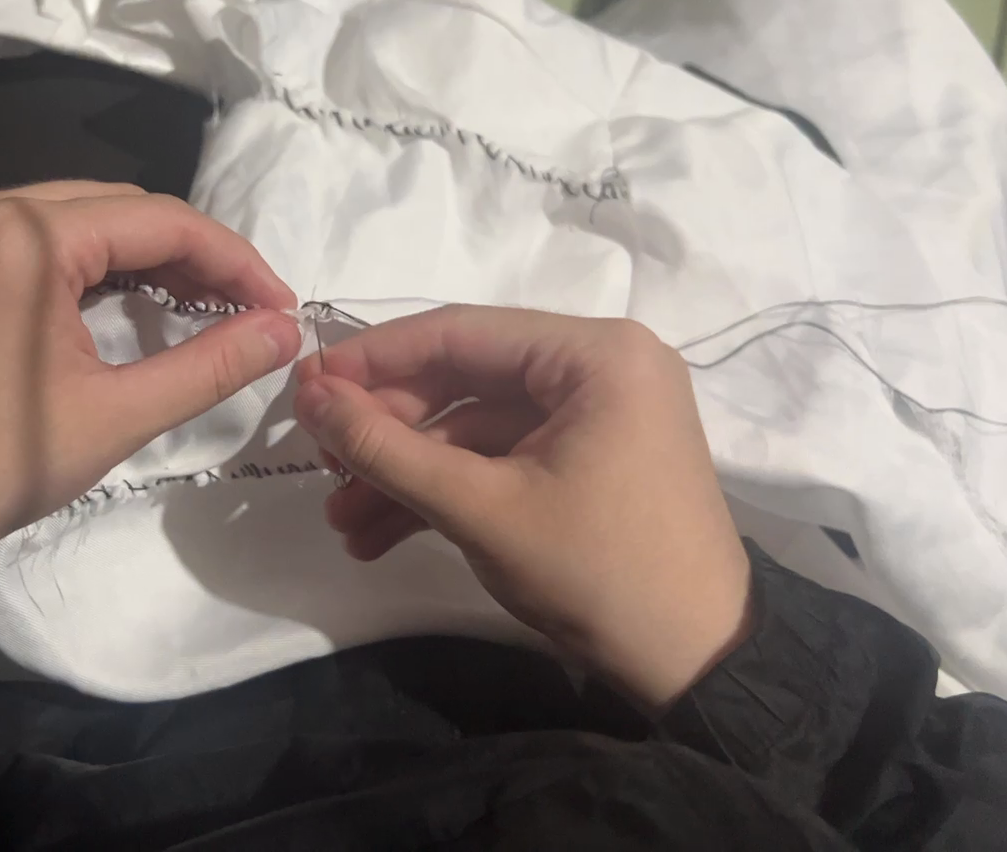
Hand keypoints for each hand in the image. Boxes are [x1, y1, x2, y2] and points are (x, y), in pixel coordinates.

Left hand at [0, 182, 300, 572]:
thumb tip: (284, 331)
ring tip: (198, 303)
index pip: (161, 221)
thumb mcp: (112, 418)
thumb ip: (208, 366)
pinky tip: (123, 299)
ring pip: (78, 217)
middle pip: (120, 209)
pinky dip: (89, 263)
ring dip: (142, 256)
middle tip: (244, 308)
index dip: (234, 260)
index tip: (280, 306)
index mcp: (26, 235)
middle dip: (192, 256)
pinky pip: (35, 236)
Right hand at [293, 306, 751, 709]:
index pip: (458, 332)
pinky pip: (491, 458)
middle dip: (385, 429)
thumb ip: (384, 447)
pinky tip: (378, 535)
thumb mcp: (479, 507)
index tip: (306, 384)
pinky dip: (438, 491)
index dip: (372, 358)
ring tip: (342, 518)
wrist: (700, 675)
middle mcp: (592, 368)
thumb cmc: (598, 573)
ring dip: (403, 471)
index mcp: (592, 354)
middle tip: (322, 462)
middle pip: (458, 379)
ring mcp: (585, 416)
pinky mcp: (575, 458)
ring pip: (466, 426)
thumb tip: (307, 394)